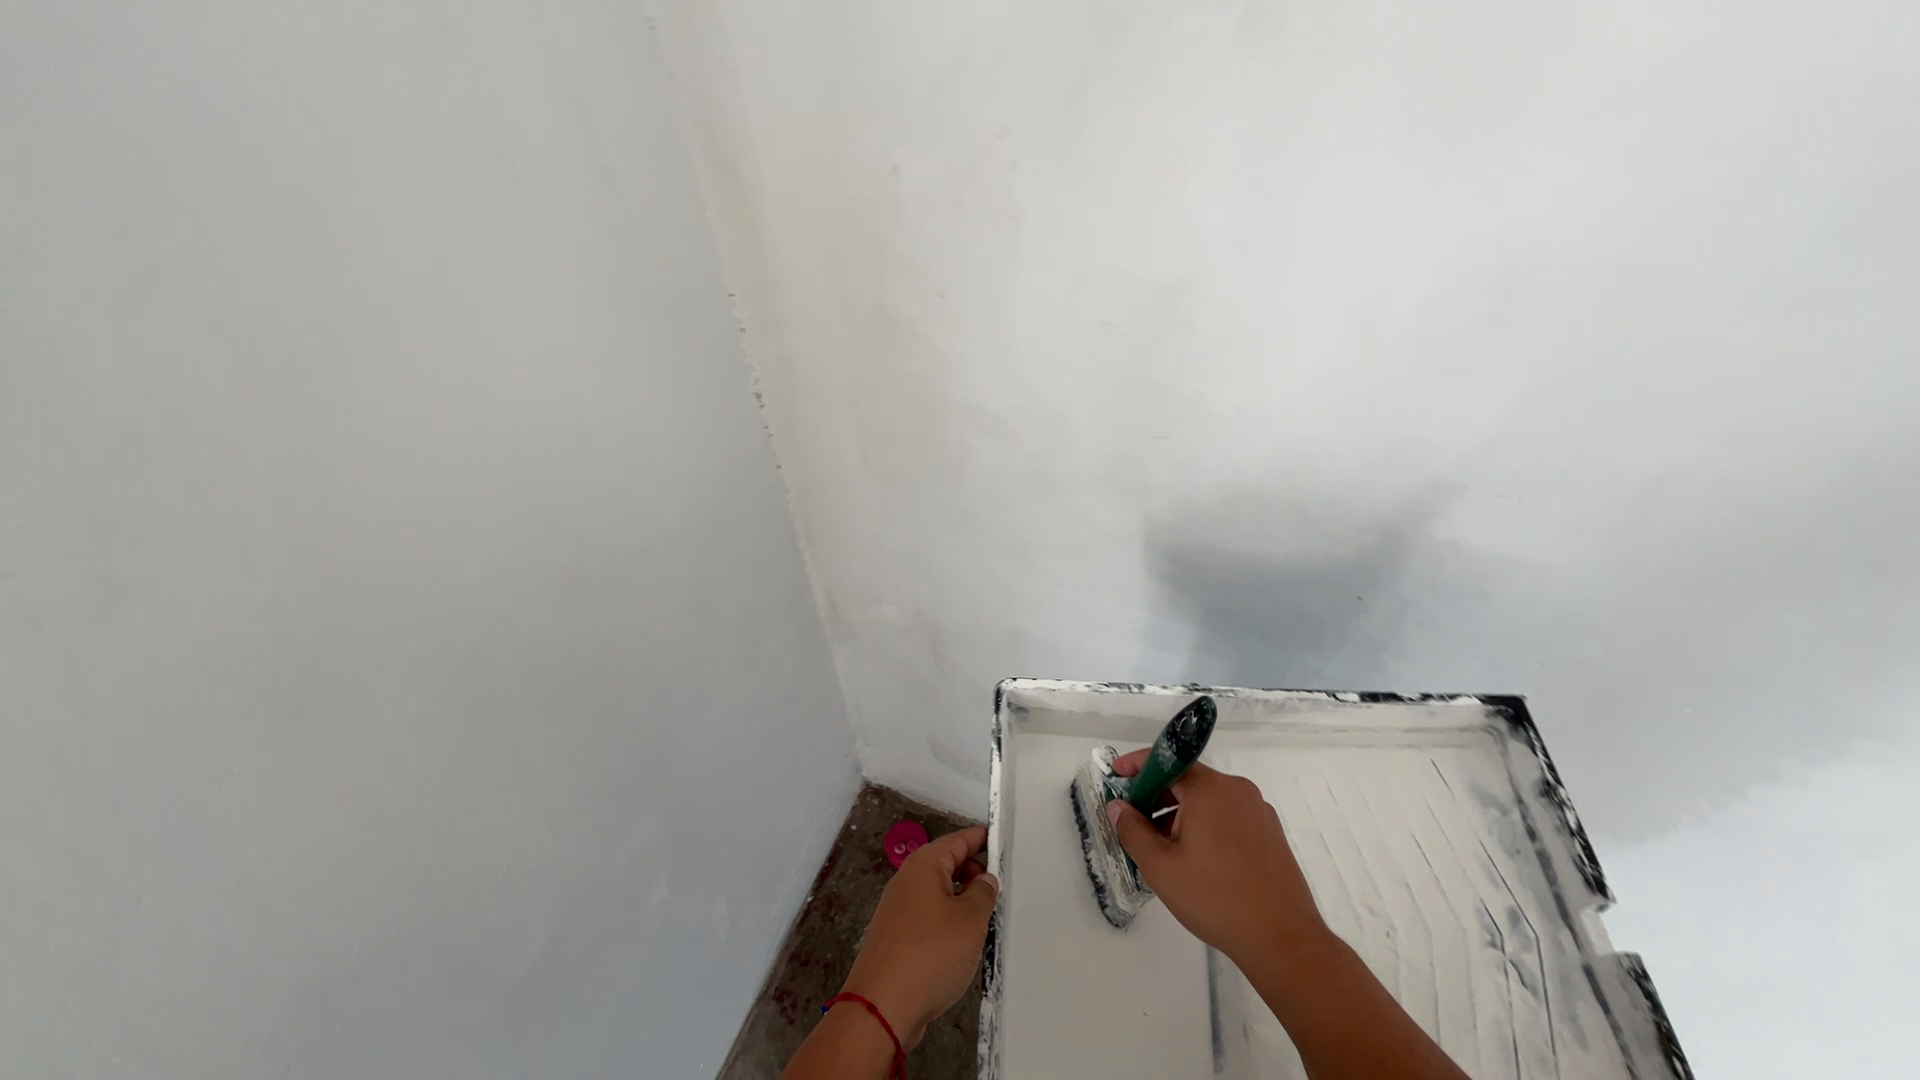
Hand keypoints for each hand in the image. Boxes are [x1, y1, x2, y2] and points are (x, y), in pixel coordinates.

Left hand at [838, 825, 997, 1049]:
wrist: (881, 1007)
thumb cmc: (929, 955)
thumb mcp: (970, 920)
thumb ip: (983, 893)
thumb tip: (984, 880)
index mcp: (923, 866)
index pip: (957, 840)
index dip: (981, 839)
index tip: (1000, 839)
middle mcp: (907, 881)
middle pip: (946, 864)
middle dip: (973, 872)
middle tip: (997, 890)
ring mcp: (898, 910)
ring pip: (938, 894)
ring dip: (961, 902)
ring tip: (984, 921)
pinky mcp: (896, 937)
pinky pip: (929, 917)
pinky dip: (947, 922)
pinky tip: (961, 945)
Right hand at [1107, 752, 1332, 966]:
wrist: (1282, 940)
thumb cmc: (1215, 897)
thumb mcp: (1161, 867)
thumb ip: (1133, 831)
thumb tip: (1118, 807)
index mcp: (1211, 790)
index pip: (1168, 761)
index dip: (1137, 766)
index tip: (1116, 776)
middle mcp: (1238, 791)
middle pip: (1188, 782)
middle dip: (1156, 798)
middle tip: (1134, 825)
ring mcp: (1259, 813)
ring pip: (1209, 802)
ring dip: (1180, 816)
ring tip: (1163, 852)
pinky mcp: (1271, 835)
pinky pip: (1228, 818)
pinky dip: (1205, 828)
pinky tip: (1196, 863)